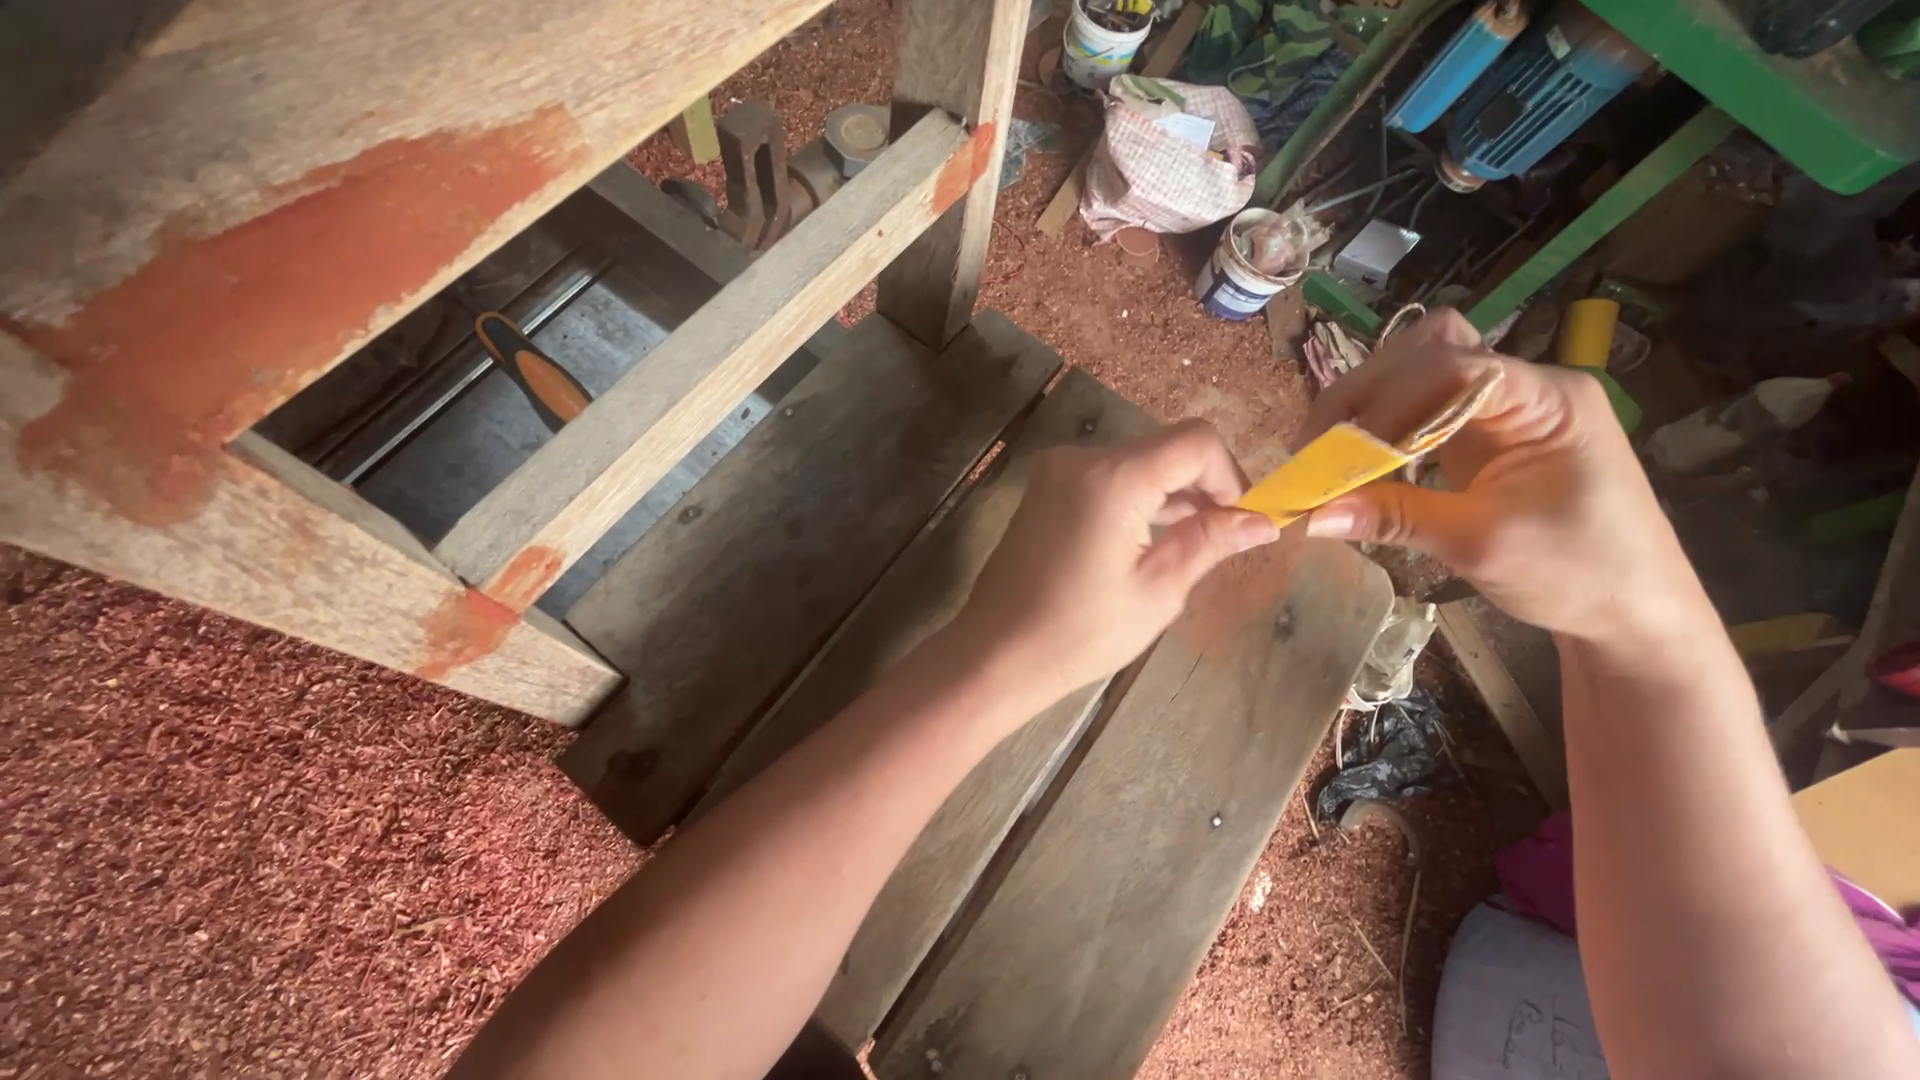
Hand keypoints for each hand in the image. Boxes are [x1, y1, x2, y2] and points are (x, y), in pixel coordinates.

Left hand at [952, 421, 1280, 706]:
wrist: (997, 651)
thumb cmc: (1080, 633)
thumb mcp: (1157, 591)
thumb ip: (1209, 542)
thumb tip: (1264, 521)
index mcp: (1113, 478)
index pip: (1196, 441)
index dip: (1229, 475)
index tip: (1240, 520)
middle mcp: (1082, 458)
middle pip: (1166, 446)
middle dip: (1203, 485)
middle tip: (1223, 537)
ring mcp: (1057, 470)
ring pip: (1139, 460)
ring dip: (1172, 492)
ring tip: (1191, 544)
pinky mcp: (1046, 487)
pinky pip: (1108, 476)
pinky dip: (1138, 497)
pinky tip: (1150, 539)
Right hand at [1299, 309, 1709, 643]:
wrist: (1631, 610)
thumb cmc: (1577, 574)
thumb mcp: (1479, 545)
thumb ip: (1394, 517)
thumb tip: (1310, 515)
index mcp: (1547, 399)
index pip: (1450, 367)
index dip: (1385, 402)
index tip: (1335, 454)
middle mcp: (1523, 387)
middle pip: (1428, 351)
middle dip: (1365, 394)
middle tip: (1316, 449)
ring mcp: (1504, 407)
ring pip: (1419, 370)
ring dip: (1368, 403)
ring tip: (1330, 451)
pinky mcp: (1484, 432)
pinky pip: (1421, 407)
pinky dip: (1382, 425)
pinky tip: (1358, 459)